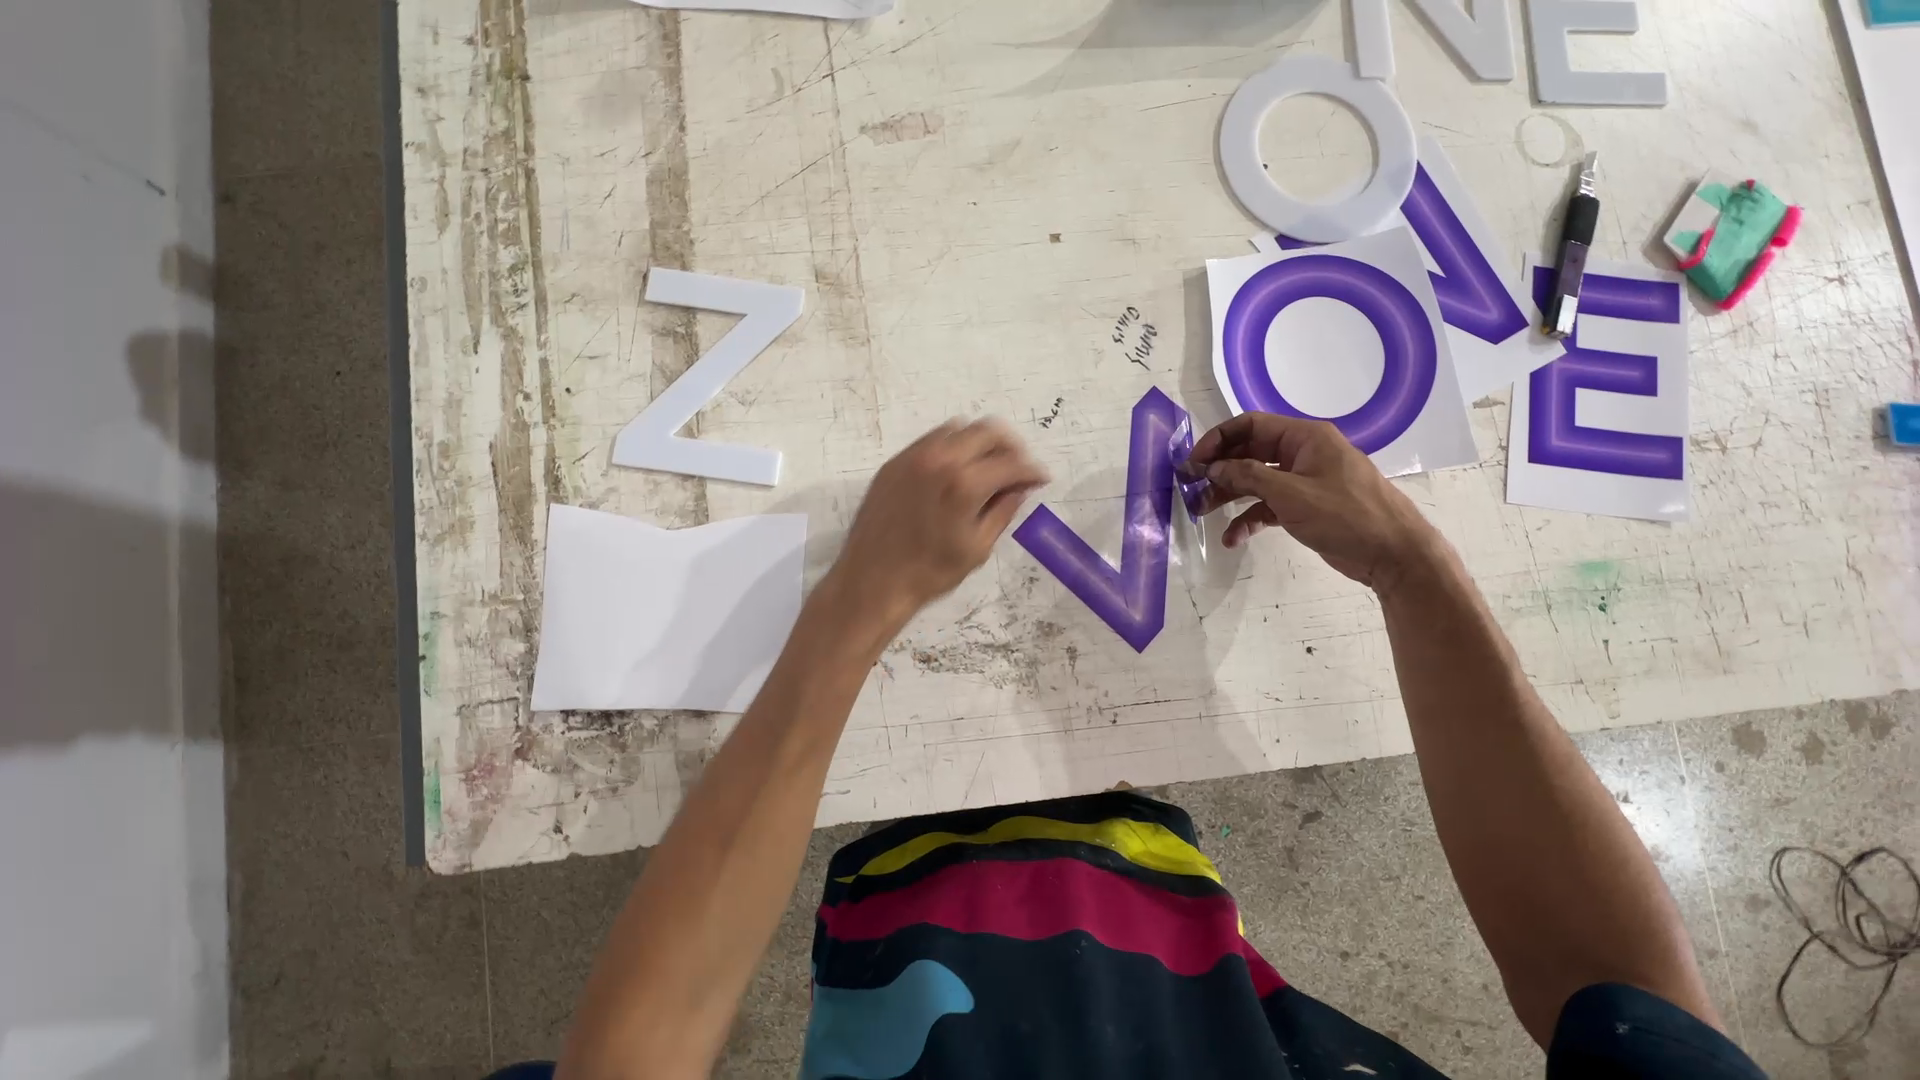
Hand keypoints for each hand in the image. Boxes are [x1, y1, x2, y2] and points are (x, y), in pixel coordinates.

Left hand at [829, 418, 1048, 626]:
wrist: (872, 580)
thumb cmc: (930, 573)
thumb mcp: (977, 547)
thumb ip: (1003, 511)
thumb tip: (1020, 488)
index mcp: (964, 483)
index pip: (1012, 463)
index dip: (1032, 471)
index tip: (1041, 479)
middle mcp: (939, 458)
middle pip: (988, 431)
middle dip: (1011, 448)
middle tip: (1018, 470)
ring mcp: (913, 456)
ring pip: (959, 429)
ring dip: (981, 443)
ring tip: (988, 469)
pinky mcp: (895, 462)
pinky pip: (932, 439)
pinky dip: (952, 447)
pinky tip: (955, 472)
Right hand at [1187, 413, 1443, 593]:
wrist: (1394, 554)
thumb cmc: (1346, 515)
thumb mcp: (1291, 494)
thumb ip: (1248, 477)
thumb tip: (1212, 468)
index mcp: (1304, 438)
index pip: (1251, 425)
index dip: (1218, 440)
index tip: (1193, 463)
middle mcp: (1303, 454)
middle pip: (1249, 453)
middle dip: (1219, 471)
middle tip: (1191, 490)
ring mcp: (1304, 481)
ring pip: (1256, 481)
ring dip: (1229, 496)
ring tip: (1202, 513)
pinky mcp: (1305, 507)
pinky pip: (1268, 506)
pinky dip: (1250, 519)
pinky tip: (1233, 539)